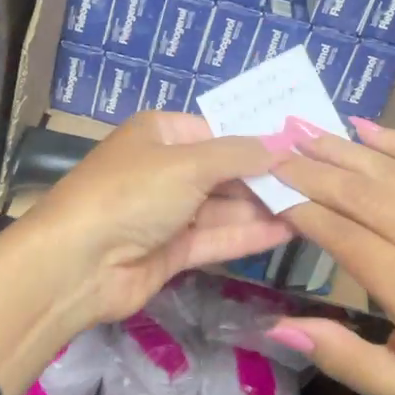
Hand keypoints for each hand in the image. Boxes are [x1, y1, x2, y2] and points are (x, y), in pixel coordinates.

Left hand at [26, 110, 294, 322]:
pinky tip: (289, 230)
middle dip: (265, 176)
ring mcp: (169, 212)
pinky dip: (250, 233)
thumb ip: (238, 155)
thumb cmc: (131, 194)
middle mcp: (166, 169)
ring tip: (315, 205)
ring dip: (263, 206)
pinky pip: (217, 236)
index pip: (218, 130)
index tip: (302, 146)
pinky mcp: (173, 251)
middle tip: (318, 180)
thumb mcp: (187, 164)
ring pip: (224, 205)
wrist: (76, 264)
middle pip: (224, 170)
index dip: (258, 139)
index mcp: (161, 133)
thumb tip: (281, 144)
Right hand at [264, 118, 394, 394]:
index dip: (304, 212)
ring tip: (302, 133)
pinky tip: (363, 126)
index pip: (346, 237)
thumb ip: (339, 355)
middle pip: (364, 196)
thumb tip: (275, 325)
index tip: (269, 194)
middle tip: (273, 155)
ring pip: (394, 174)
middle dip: (313, 172)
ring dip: (344, 150)